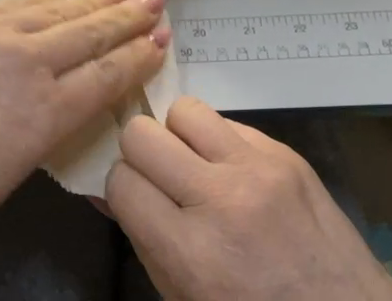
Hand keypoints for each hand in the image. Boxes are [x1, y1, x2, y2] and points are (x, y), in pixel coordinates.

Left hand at [0, 0, 169, 231]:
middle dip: (129, 16)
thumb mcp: (9, 173)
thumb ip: (42, 133)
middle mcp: (33, 64)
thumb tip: (56, 105)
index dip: (138, 58)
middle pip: (92, 34)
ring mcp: (0, 33)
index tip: (162, 40)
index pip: (106, 77)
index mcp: (47, 113)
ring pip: (61, 10)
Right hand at [107, 98, 391, 300]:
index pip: (121, 181)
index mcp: (192, 252)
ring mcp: (258, 170)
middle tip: (161, 181)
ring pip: (184, 110)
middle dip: (141, 156)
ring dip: (180, 136)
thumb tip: (103, 190)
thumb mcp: (186, 299)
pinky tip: (234, 174)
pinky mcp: (287, 154)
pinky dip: (220, 144)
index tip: (135, 203)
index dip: (121, 191)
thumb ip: (144, 240)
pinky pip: (229, 123)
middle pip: (142, 134)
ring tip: (195, 167)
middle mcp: (221, 200)